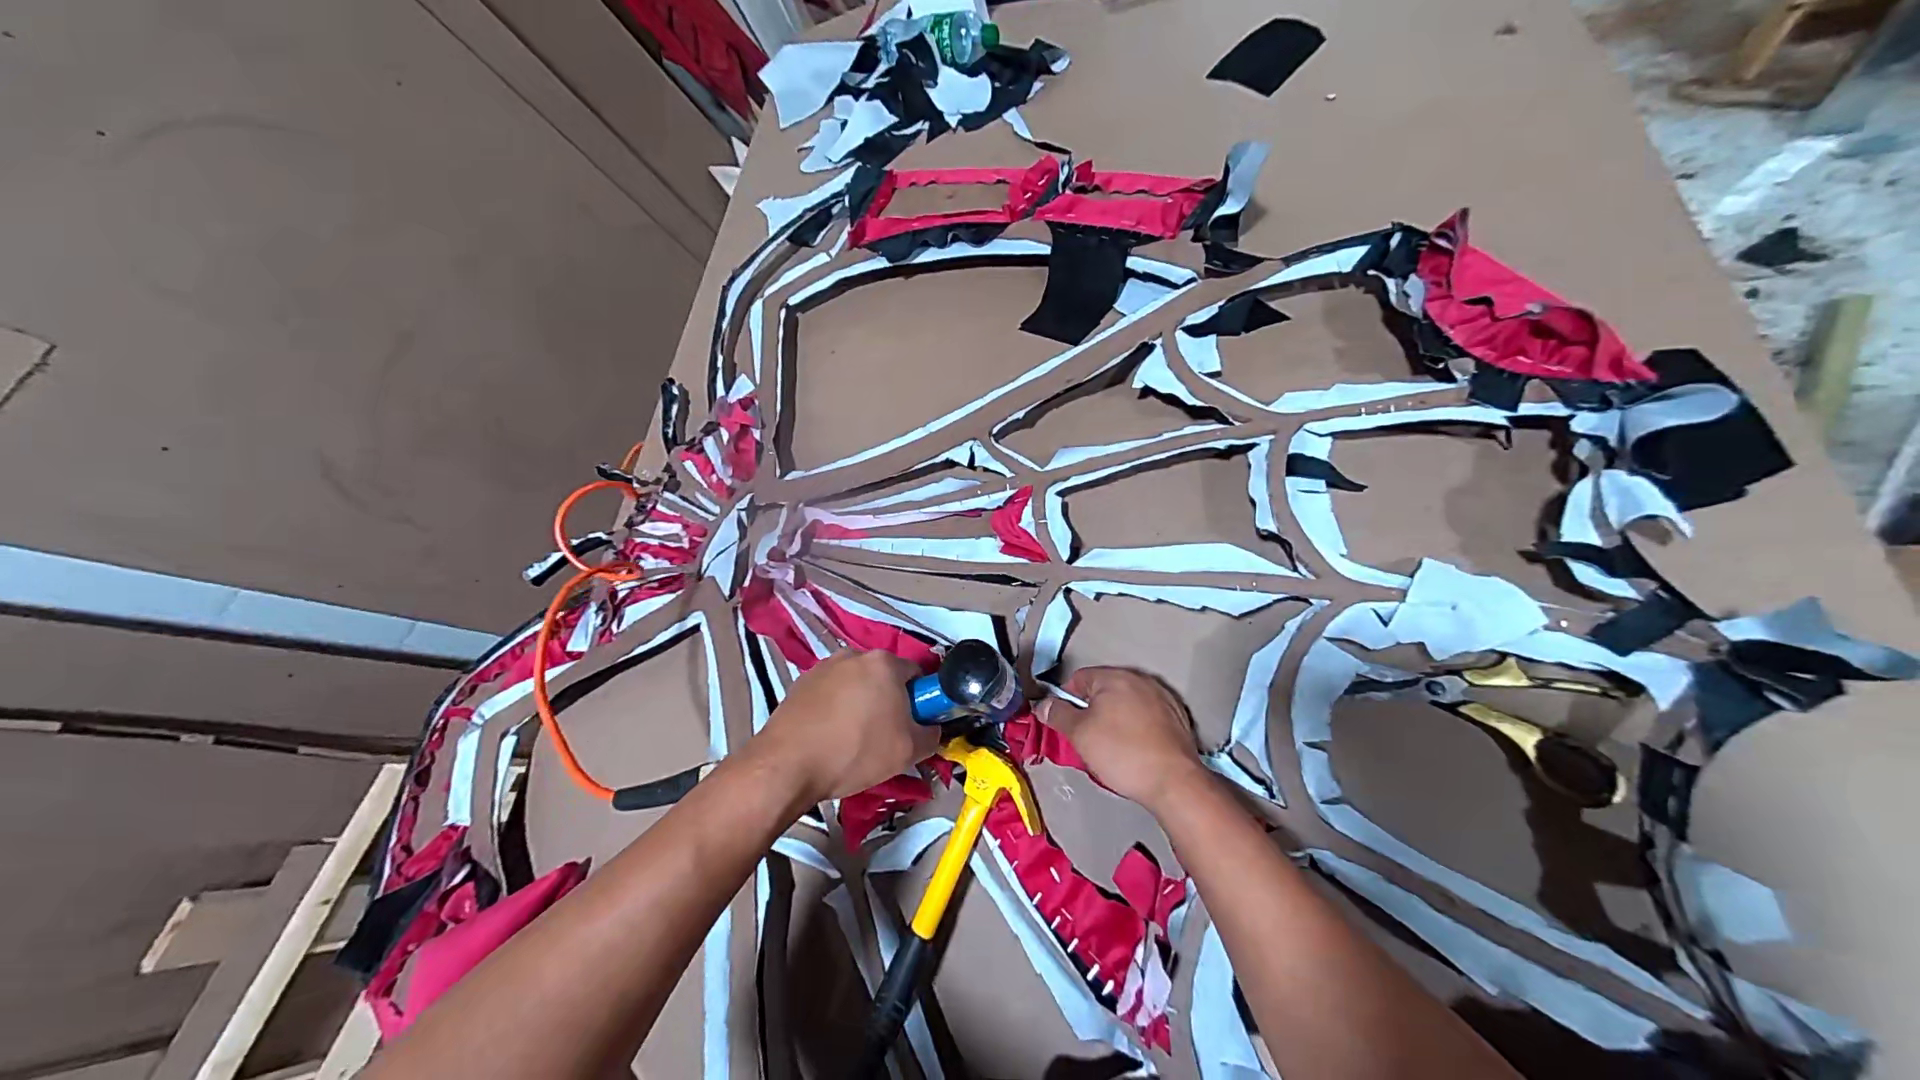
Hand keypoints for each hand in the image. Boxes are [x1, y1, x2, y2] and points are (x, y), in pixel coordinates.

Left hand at [752, 649, 937, 801]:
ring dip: (861, 705)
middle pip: (884, 678)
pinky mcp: (800, 684)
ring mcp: (823, 667)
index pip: (917, 675)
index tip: (913, 726)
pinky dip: (835, 710)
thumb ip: (932, 733)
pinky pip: (830, 694)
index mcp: (884, 662)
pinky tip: (829, 738)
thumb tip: (931, 727)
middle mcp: (853, 655)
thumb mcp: (909, 751)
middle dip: (890, 702)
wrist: (787, 765)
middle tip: (886, 737)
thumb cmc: (855, 752)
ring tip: (853, 741)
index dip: (920, 702)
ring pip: (856, 686)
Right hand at [1037, 666, 1206, 810]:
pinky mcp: (1178, 717)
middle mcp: (1141, 679)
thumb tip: (1043, 704)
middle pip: (1103, 689)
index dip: (1066, 701)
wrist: (1174, 782)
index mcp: (1115, 677)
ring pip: (1126, 703)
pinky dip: (1137, 726)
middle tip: (1088, 738)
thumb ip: (1057, 714)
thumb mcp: (1079, 734)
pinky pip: (1147, 715)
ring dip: (1115, 718)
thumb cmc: (1122, 754)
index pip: (1078, 678)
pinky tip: (1136, 748)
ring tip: (1113, 747)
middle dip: (1092, 710)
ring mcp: (1163, 697)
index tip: (1067, 725)